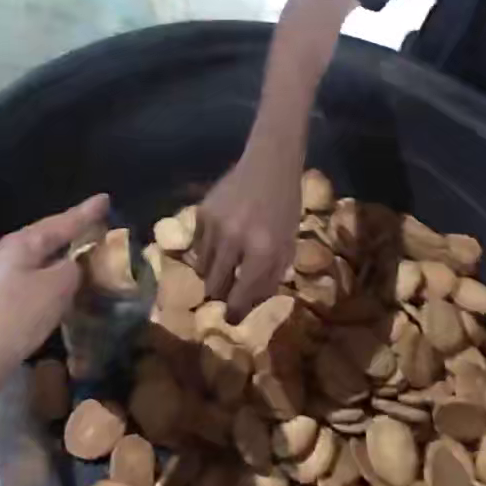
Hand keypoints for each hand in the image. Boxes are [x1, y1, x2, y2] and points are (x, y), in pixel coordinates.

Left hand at [0, 194, 109, 438]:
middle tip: (100, 225)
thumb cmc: (15, 316)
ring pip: (40, 260)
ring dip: (64, 258)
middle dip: (73, 232)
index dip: (86, 212)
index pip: (62, 222)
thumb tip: (74, 265)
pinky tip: (63, 289)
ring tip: (88, 256)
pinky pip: (34, 280)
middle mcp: (7, 255)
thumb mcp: (56, 287)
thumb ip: (73, 268)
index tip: (106, 198)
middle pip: (47, 238)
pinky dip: (54, 280)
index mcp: (22, 243)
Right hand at [192, 152, 300, 314]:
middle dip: (219, 295)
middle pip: (214, 285)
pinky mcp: (201, 212)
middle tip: (223, 296)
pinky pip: (197, 245)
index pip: (241, 294)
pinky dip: (206, 250)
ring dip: (212, 272)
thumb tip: (249, 305)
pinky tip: (219, 242)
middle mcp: (234, 240)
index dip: (235, 312)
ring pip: (202, 267)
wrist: (269, 165)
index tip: (230, 320)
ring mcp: (214, 225)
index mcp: (262, 251)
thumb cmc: (285, 207)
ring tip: (223, 267)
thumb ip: (270, 276)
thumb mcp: (288, 244)